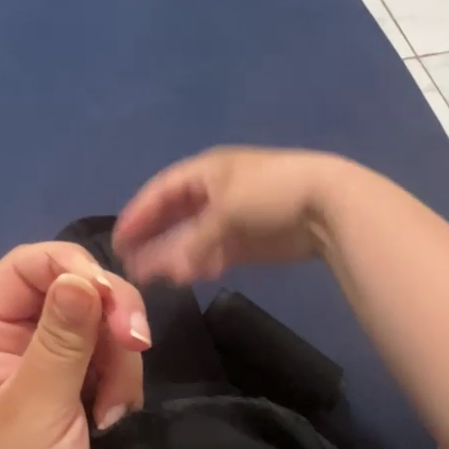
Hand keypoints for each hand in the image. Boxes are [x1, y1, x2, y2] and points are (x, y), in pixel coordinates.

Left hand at [0, 243, 149, 448]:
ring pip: (100, 325)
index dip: (75, 268)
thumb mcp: (36, 410)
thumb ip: (62, 338)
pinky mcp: (72, 392)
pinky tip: (113, 421)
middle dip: (109, 318)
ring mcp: (42, 366)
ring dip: (119, 362)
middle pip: (72, 289)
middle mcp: (8, 340)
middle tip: (137, 347)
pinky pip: (109, 360)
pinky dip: (121, 385)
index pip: (28, 265)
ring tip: (111, 415)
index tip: (114, 304)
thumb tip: (83, 274)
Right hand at [113, 146, 351, 282]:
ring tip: (157, 277)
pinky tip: (190, 276)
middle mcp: (217, 190)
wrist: (329, 204)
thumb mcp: (225, 214)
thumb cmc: (271, 195)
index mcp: (207, 171)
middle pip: (176, 215)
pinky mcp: (252, 239)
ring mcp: (235, 215)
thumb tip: (163, 270)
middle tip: (131, 264)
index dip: (139, 214)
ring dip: (176, 255)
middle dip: (154, 238)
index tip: (118, 239)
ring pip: (195, 237)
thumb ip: (191, 243)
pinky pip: (217, 250)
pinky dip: (203, 262)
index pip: (162, 191)